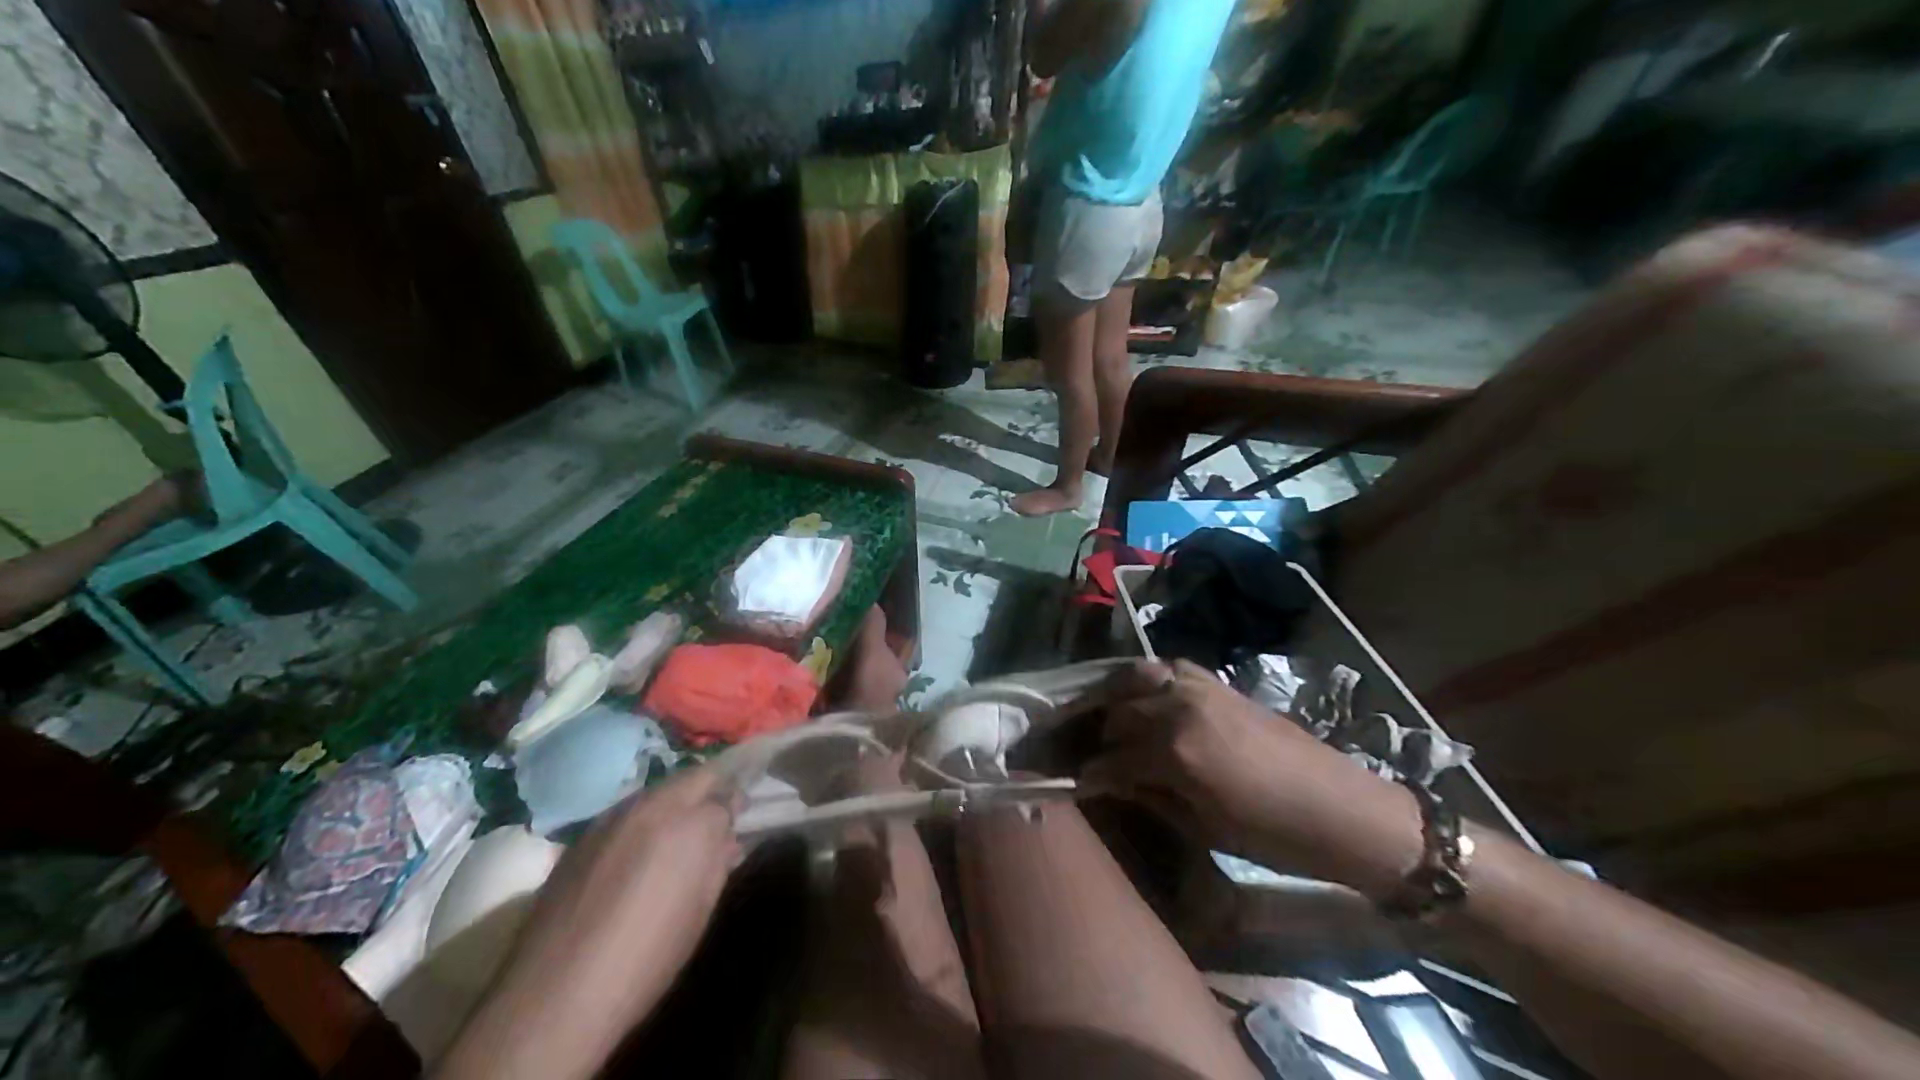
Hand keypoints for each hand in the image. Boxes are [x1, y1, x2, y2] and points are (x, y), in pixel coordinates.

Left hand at [438, 765, 740, 1079]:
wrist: (557, 992)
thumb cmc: (648, 955)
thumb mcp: (700, 908)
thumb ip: (718, 860)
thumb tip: (727, 838)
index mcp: (689, 823)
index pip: (724, 791)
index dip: (735, 803)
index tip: (739, 818)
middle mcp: (652, 805)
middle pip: (692, 778)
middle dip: (709, 790)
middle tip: (715, 819)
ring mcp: (612, 817)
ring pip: (656, 792)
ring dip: (675, 803)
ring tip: (677, 837)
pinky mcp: (582, 836)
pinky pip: (625, 814)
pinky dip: (642, 822)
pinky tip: (637, 854)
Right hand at [1085, 659, 1421, 898]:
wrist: (1339, 808)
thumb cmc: (1270, 833)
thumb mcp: (1201, 825)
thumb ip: (1148, 794)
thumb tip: (1109, 780)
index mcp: (1173, 752)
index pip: (1111, 757)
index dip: (1090, 772)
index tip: (1073, 780)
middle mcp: (1178, 708)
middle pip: (1117, 713)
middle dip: (1098, 735)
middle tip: (1088, 752)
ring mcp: (1199, 688)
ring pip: (1136, 678)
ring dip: (1116, 696)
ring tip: (1103, 713)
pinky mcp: (1217, 682)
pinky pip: (1168, 667)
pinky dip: (1148, 679)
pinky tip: (1143, 695)